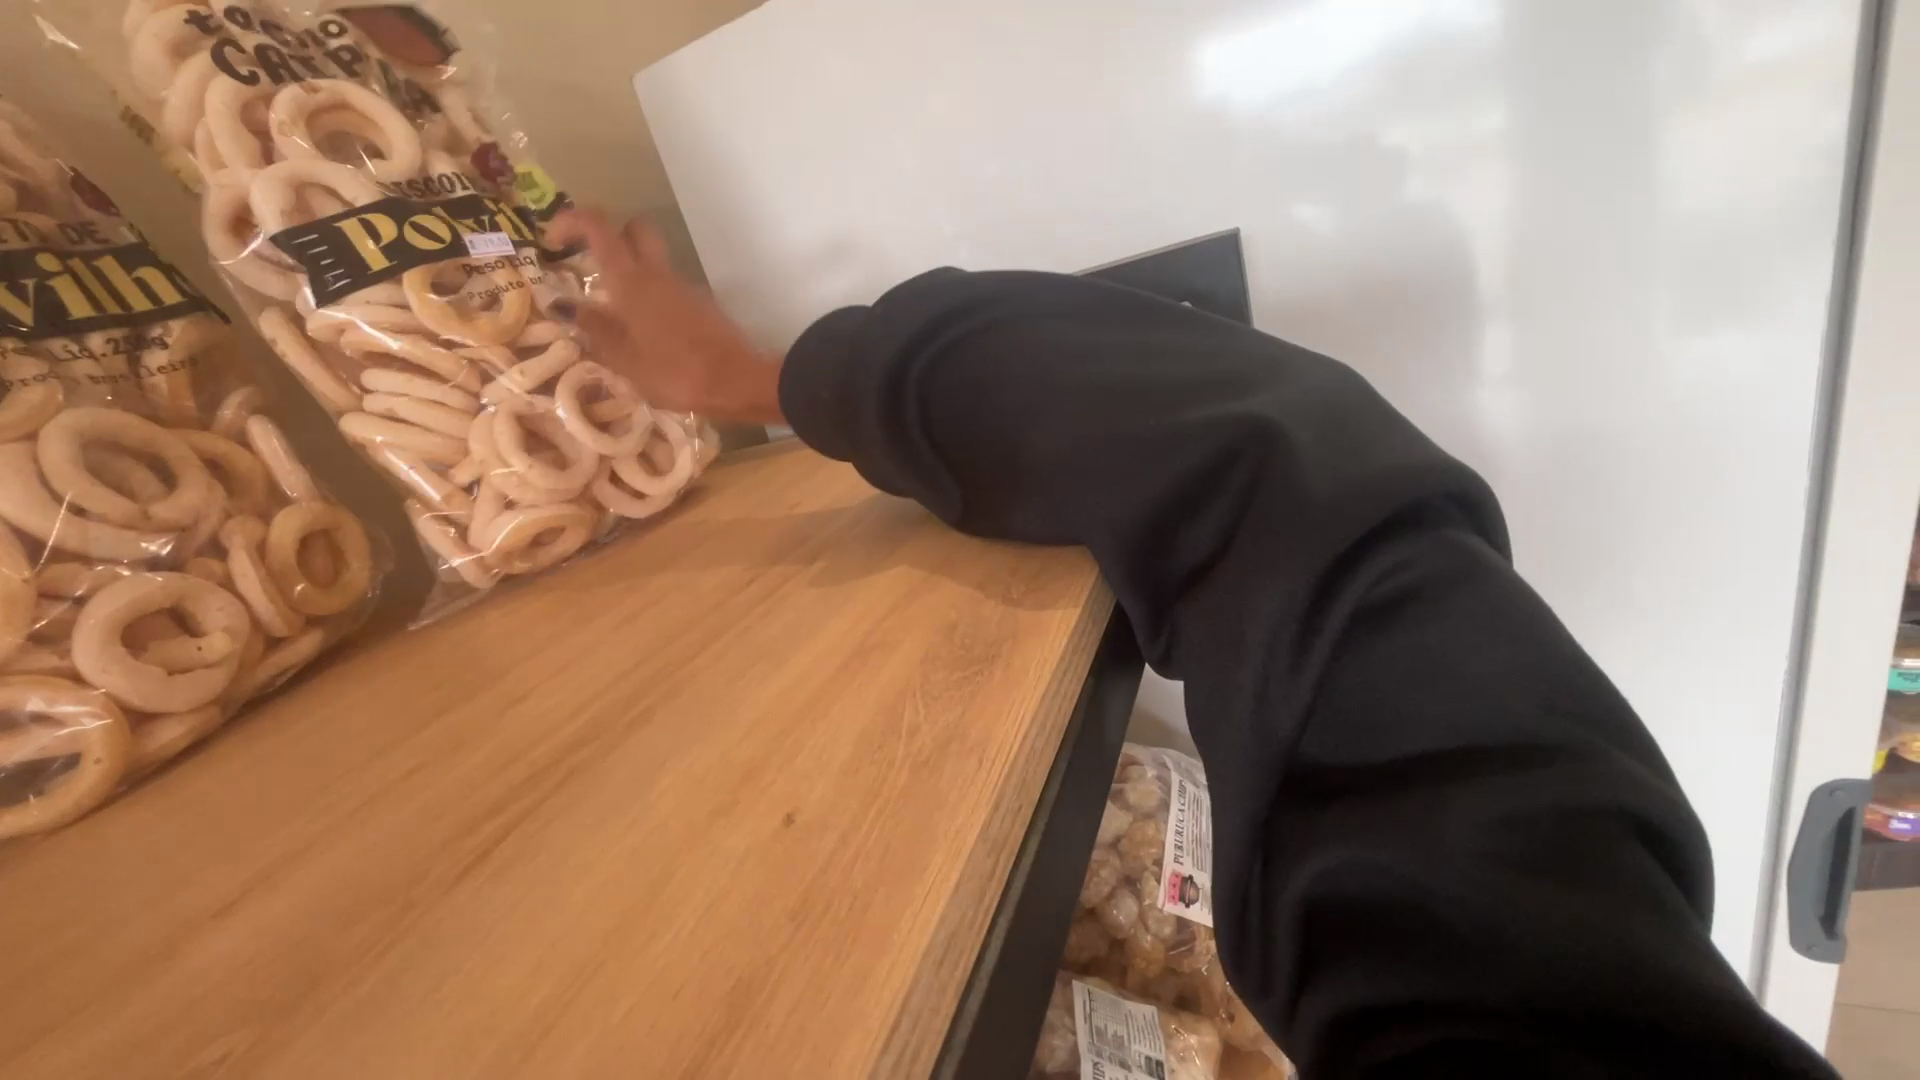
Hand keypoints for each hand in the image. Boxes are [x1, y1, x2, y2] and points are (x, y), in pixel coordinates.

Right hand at [544, 209, 784, 425]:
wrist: (739, 383)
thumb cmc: (676, 372)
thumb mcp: (624, 358)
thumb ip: (594, 329)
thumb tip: (564, 305)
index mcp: (632, 280)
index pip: (598, 225)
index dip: (570, 221)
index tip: (552, 243)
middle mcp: (659, 275)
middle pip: (634, 230)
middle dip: (609, 237)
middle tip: (589, 268)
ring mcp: (685, 289)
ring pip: (654, 263)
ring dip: (631, 277)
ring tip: (613, 317)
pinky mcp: (703, 308)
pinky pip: (670, 291)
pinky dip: (652, 301)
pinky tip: (646, 337)